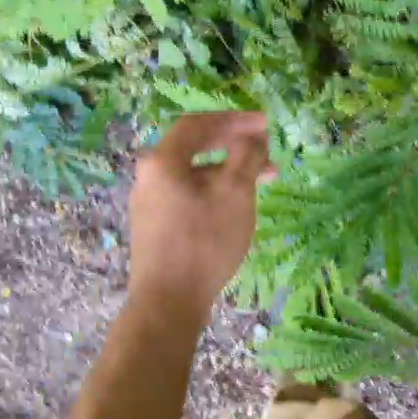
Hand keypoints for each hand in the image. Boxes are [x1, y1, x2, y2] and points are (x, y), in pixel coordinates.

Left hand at [127, 112, 275, 319]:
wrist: (169, 298)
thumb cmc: (205, 239)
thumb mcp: (236, 192)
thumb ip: (246, 156)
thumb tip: (252, 136)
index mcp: (164, 162)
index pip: (198, 124)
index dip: (234, 119)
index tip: (266, 123)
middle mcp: (150, 176)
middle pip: (195, 147)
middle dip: (234, 144)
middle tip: (267, 149)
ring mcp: (151, 201)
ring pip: (195, 172)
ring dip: (230, 168)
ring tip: (263, 179)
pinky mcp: (157, 224)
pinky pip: (190, 192)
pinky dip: (217, 188)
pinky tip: (238, 203)